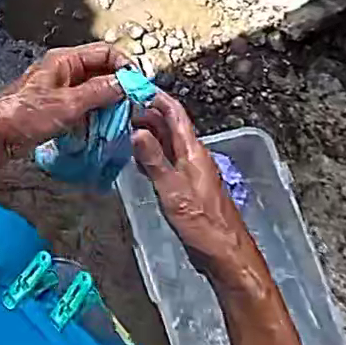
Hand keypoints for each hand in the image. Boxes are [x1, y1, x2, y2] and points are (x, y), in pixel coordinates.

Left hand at [0, 43, 126, 166]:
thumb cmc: (25, 114)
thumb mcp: (68, 103)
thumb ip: (99, 92)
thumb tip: (126, 84)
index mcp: (65, 59)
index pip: (106, 52)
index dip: (126, 67)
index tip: (140, 87)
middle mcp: (64, 69)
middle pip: (102, 71)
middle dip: (120, 87)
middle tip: (135, 106)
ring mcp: (61, 87)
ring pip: (95, 89)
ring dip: (110, 102)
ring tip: (123, 119)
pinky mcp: (58, 104)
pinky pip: (85, 104)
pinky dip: (97, 113)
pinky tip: (105, 127)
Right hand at [132, 93, 261, 284]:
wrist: (226, 257)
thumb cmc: (204, 226)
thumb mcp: (172, 191)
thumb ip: (153, 160)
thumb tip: (136, 130)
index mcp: (193, 151)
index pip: (174, 113)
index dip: (154, 96)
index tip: (133, 86)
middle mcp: (192, 156)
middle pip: (168, 124)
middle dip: (144, 112)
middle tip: (119, 107)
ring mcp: (189, 170)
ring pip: (165, 141)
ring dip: (146, 131)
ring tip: (121, 127)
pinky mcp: (185, 185)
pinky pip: (165, 158)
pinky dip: (149, 152)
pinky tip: (135, 157)